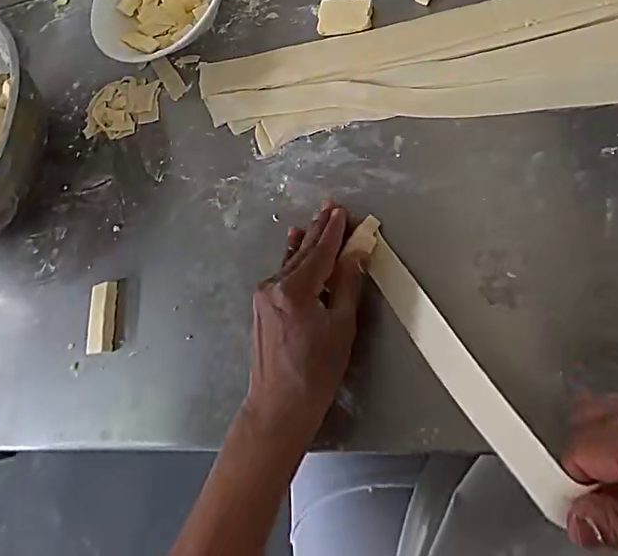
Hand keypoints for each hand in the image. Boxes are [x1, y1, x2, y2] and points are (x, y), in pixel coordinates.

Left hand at [240, 202, 366, 442]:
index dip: (335, 231)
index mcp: (295, 290)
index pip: (321, 252)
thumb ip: (347, 285)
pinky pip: (284, 273)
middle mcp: (274, 286)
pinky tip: (295, 243)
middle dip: (321, 229)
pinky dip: (294, 258)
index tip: (343, 212)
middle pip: (305, 251)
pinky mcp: (262, 306)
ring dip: (309, 241)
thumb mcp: (341, 328)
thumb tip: (355, 255)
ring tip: (319, 219)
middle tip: (333, 207)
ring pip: (293, 261)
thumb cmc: (315, 374)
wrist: (277, 409)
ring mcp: (265, 295)